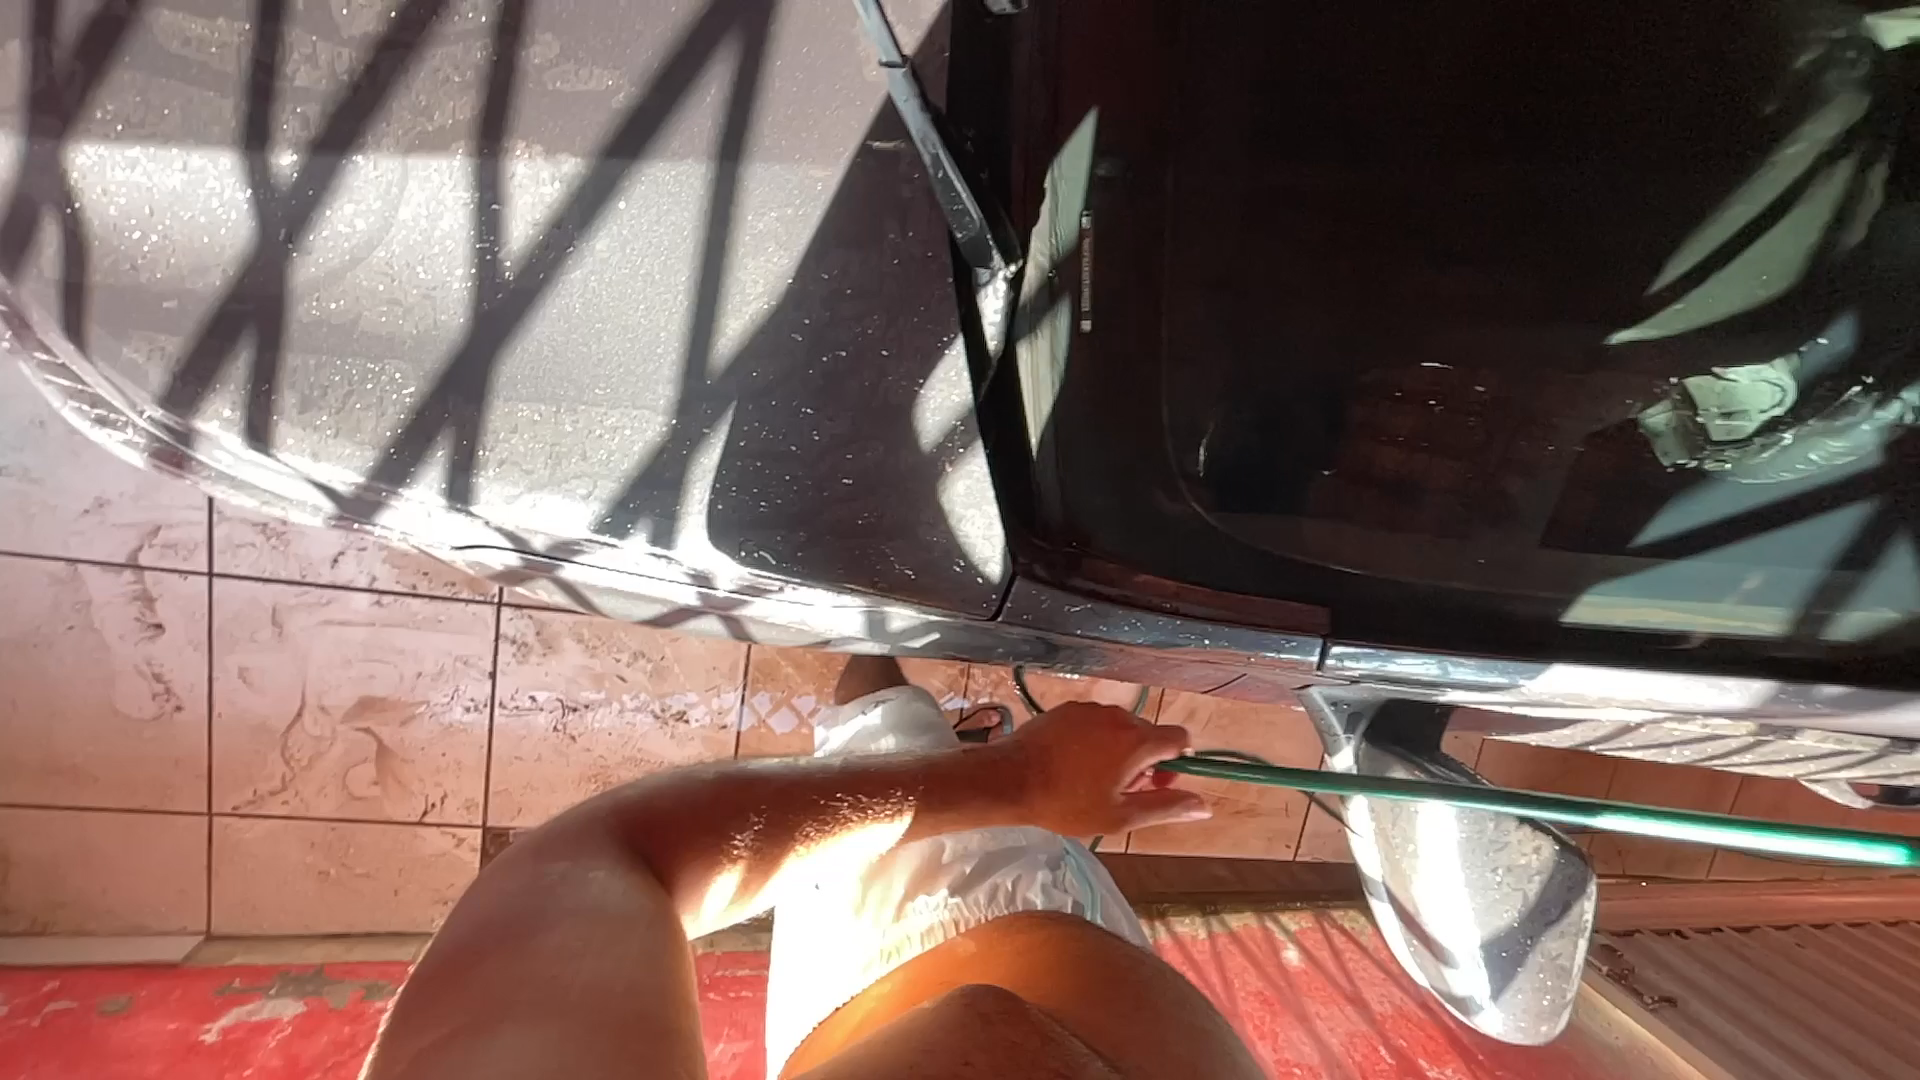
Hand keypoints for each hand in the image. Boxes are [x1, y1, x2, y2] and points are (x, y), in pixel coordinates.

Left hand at [997, 702, 1210, 836]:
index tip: (1159, 782)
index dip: (1178, 759)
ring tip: (1094, 779)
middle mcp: (1118, 715)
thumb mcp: (1121, 815)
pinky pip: (1094, 722)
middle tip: (1123, 789)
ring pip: (1120, 726)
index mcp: (1137, 740)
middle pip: (1148, 732)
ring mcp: (1089, 708)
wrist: (1010, 778)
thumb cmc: (1067, 803)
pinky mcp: (1066, 708)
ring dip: (1119, 748)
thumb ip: (1166, 807)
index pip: (1179, 736)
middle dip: (1146, 759)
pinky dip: (1094, 738)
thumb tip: (1204, 805)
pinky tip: (1073, 763)